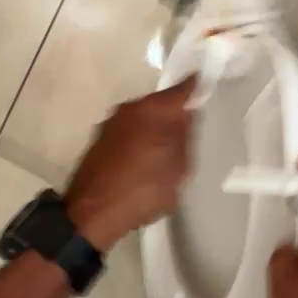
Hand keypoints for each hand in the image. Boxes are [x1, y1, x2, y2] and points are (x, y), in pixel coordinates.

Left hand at [65, 77, 195, 250]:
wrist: (92, 213)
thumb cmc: (143, 189)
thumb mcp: (179, 166)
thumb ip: (185, 135)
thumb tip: (186, 115)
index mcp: (153, 109)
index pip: (182, 88)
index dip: (196, 86)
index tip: (206, 84)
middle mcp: (129, 108)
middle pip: (160, 104)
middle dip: (173, 114)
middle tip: (188, 132)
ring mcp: (110, 123)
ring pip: (142, 119)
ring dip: (154, 129)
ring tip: (165, 153)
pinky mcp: (98, 141)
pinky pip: (128, 133)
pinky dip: (138, 141)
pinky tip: (143, 163)